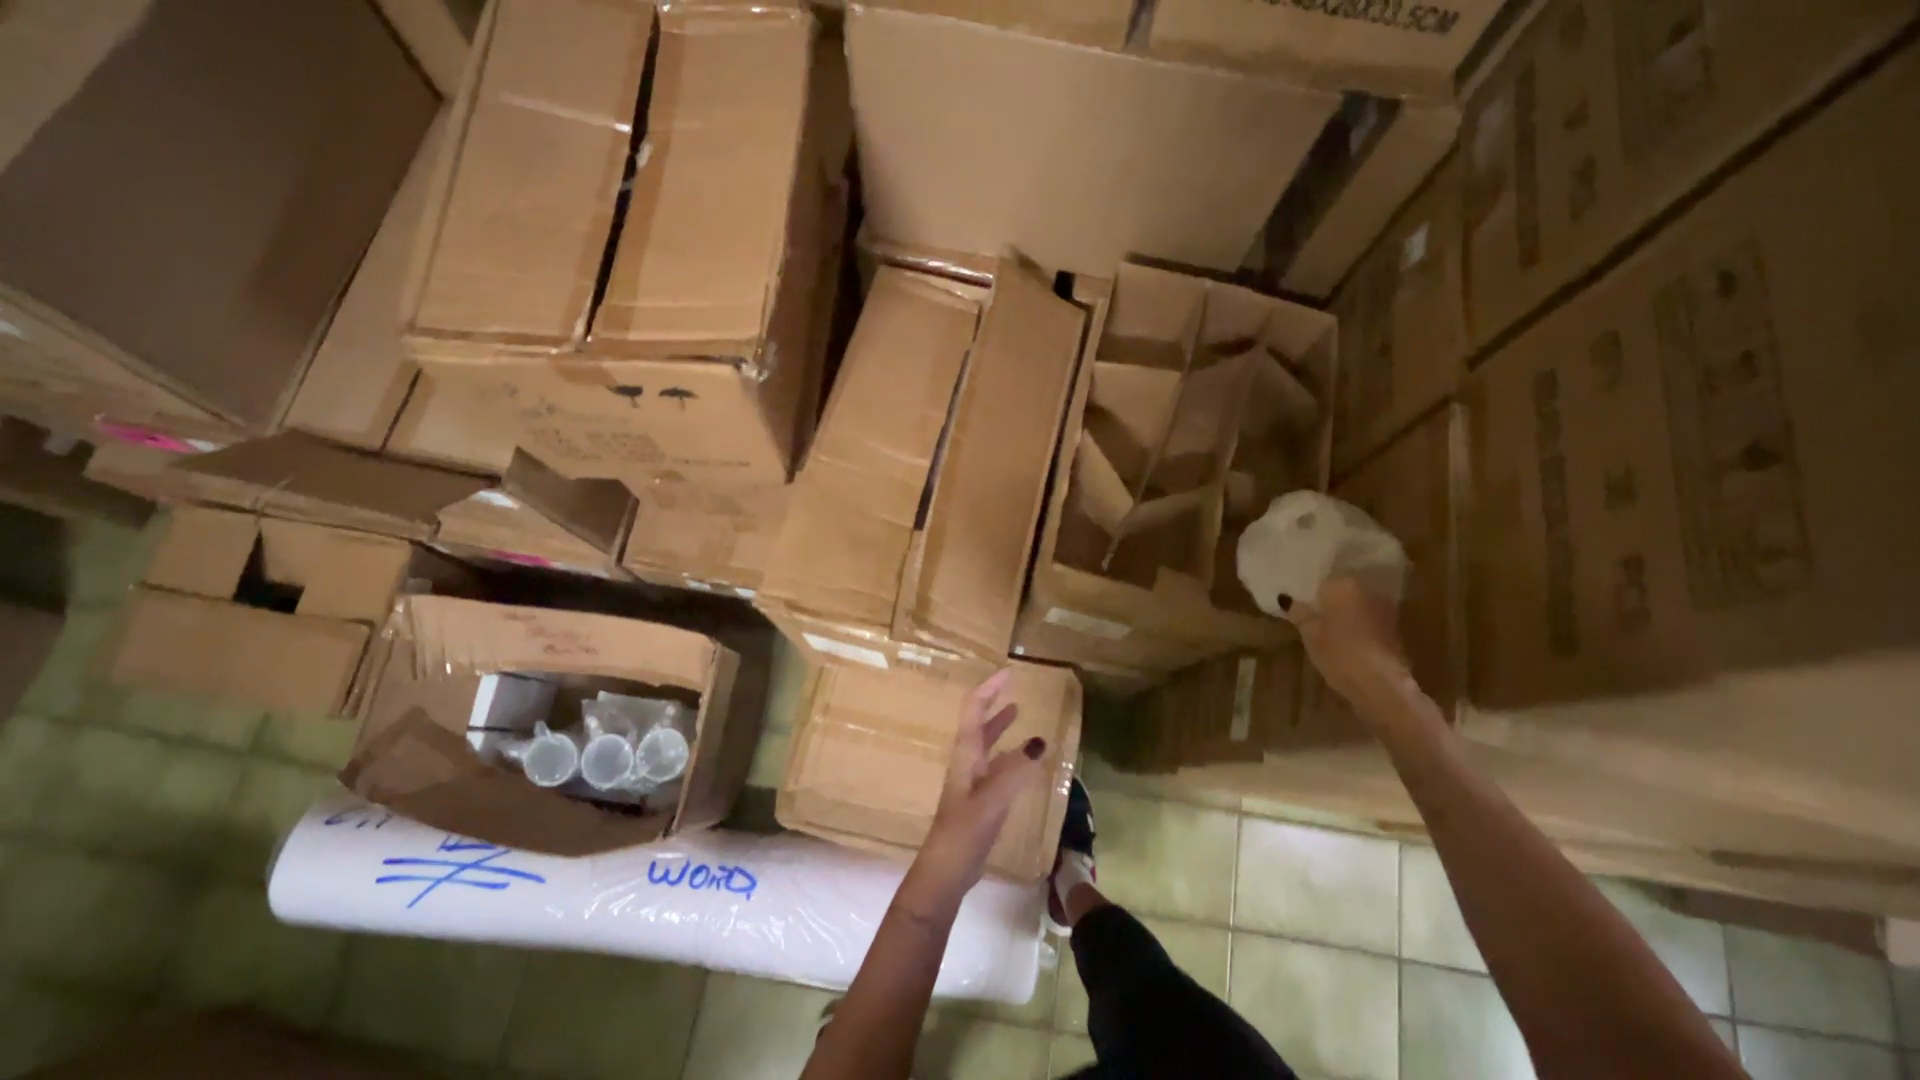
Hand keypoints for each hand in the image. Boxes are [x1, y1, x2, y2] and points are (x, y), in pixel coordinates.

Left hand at [915, 669, 1046, 894]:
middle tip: (1013, 686)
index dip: (989, 689)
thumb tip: (1039, 742)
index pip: (974, 709)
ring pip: (986, 744)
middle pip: (978, 723)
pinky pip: (995, 766)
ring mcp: (972, 781)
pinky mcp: (979, 800)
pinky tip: (1022, 761)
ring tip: (1017, 712)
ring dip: (999, 726)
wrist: (946, 870)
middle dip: (993, 701)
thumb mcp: (994, 798)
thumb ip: (1017, 770)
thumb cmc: (964, 831)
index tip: (1009, 673)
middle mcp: (967, 762)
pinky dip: (1009, 754)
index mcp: (966, 755)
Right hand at [1286, 577, 1411, 707]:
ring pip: (1357, 606)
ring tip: (1330, 633)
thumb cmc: (1339, 653)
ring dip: (1346, 615)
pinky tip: (1348, 642)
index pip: (1322, 582)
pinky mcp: (1394, 628)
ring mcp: (1384, 608)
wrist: (1380, 682)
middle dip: (1330, 603)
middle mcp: (1367, 589)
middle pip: (1343, 591)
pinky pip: (1369, 620)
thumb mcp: (1310, 634)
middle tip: (1314, 620)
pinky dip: (1359, 627)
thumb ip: (1299, 613)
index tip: (1303, 610)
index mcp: (1343, 584)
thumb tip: (1289, 599)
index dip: (1311, 596)